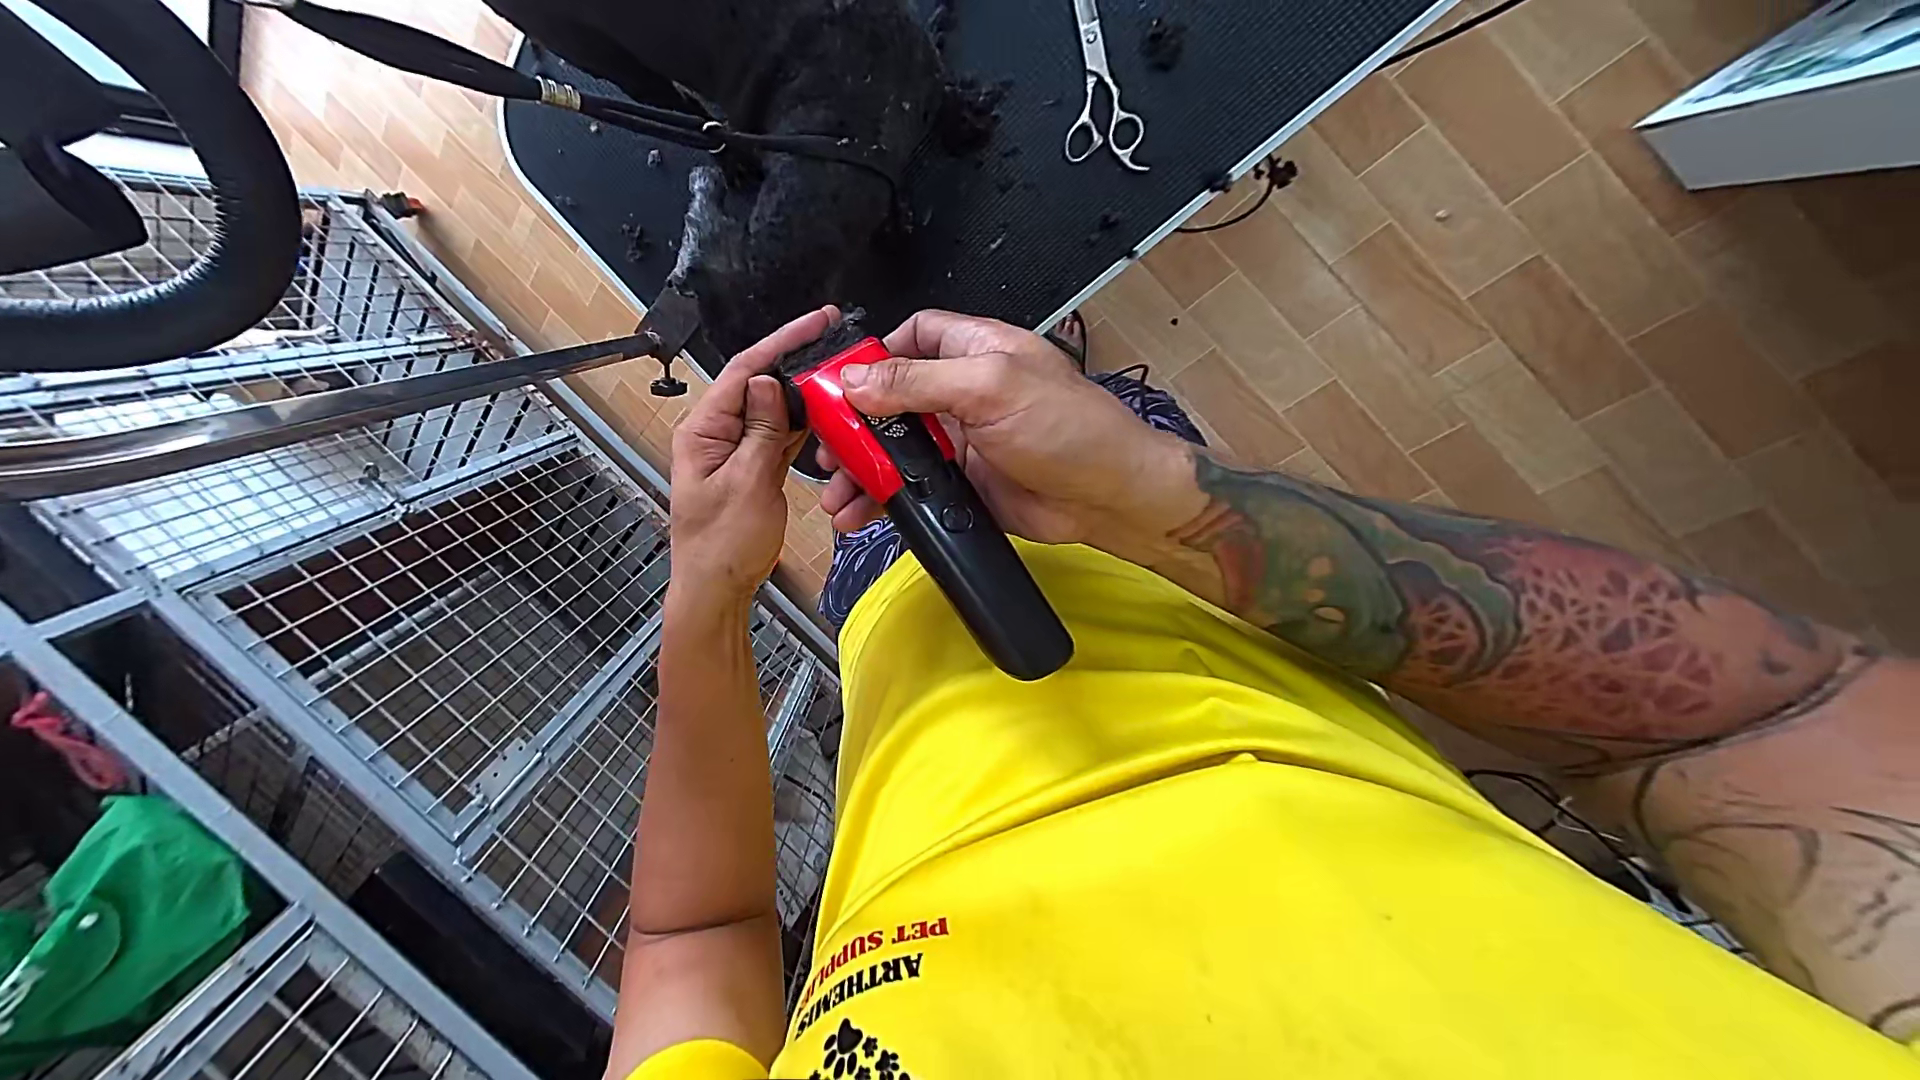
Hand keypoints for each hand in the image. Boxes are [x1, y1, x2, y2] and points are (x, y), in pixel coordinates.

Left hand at [669, 306, 837, 603]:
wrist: (720, 587)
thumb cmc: (722, 544)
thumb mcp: (746, 483)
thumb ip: (760, 430)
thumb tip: (767, 382)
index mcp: (704, 431)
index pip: (743, 372)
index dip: (780, 342)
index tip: (815, 323)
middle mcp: (718, 433)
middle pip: (759, 385)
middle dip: (795, 362)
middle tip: (834, 343)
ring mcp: (738, 450)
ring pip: (774, 410)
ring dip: (804, 395)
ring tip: (837, 374)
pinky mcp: (756, 466)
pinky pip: (781, 435)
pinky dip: (804, 425)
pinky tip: (826, 412)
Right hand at [816, 310, 1203, 552]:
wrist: (1107, 498)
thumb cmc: (1073, 430)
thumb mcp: (991, 388)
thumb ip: (920, 380)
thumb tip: (858, 379)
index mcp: (975, 351)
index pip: (911, 338)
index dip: (872, 356)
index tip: (838, 384)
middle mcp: (964, 393)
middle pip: (891, 398)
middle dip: (854, 423)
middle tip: (829, 447)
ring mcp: (962, 440)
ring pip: (896, 448)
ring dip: (863, 467)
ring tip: (837, 490)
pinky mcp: (962, 480)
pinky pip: (912, 485)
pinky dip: (885, 498)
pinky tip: (864, 511)